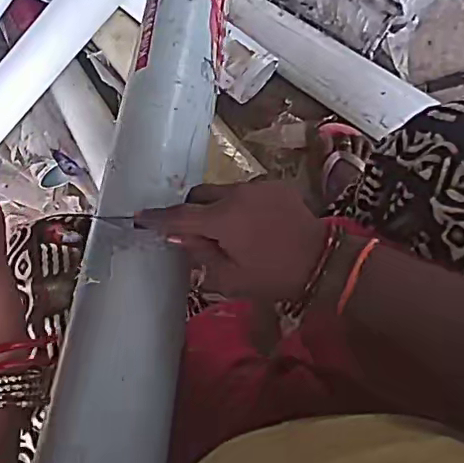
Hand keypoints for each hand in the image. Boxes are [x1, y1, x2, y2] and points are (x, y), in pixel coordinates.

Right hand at [135, 180, 329, 300]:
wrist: (324, 262)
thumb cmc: (273, 276)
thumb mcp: (230, 277)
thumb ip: (199, 253)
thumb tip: (177, 236)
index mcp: (223, 219)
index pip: (180, 216)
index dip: (157, 218)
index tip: (139, 217)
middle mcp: (236, 195)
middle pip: (199, 195)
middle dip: (191, 211)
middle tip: (193, 233)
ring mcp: (257, 187)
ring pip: (221, 191)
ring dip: (216, 207)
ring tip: (228, 231)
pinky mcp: (274, 185)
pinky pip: (244, 191)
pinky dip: (239, 204)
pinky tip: (252, 224)